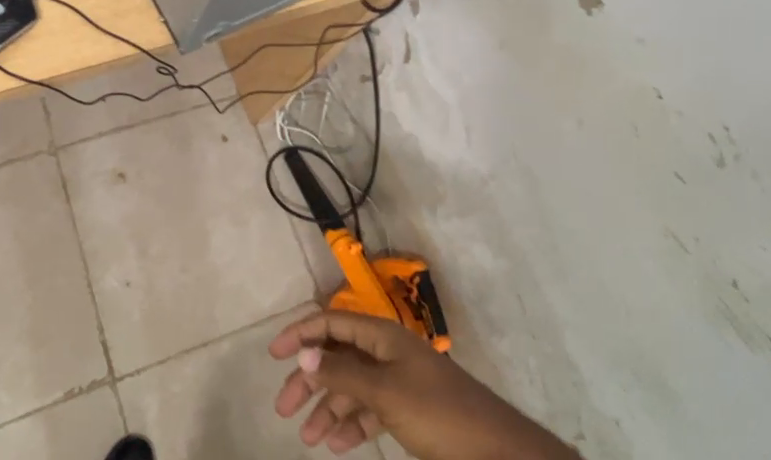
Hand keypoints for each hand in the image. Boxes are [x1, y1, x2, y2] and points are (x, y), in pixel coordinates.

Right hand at [269, 311, 579, 459]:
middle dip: (309, 381)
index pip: (333, 323)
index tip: (274, 356)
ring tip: (308, 439)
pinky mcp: (409, 411)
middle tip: (283, 409)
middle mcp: (388, 353)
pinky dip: (351, 425)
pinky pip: (369, 410)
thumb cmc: (438, 413)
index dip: (301, 335)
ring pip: (351, 388)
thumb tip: (302, 353)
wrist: (497, 452)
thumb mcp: (385, 392)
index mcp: (383, 336)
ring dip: (327, 409)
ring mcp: (399, 382)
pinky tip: (335, 445)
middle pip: (338, 358)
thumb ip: (342, 372)